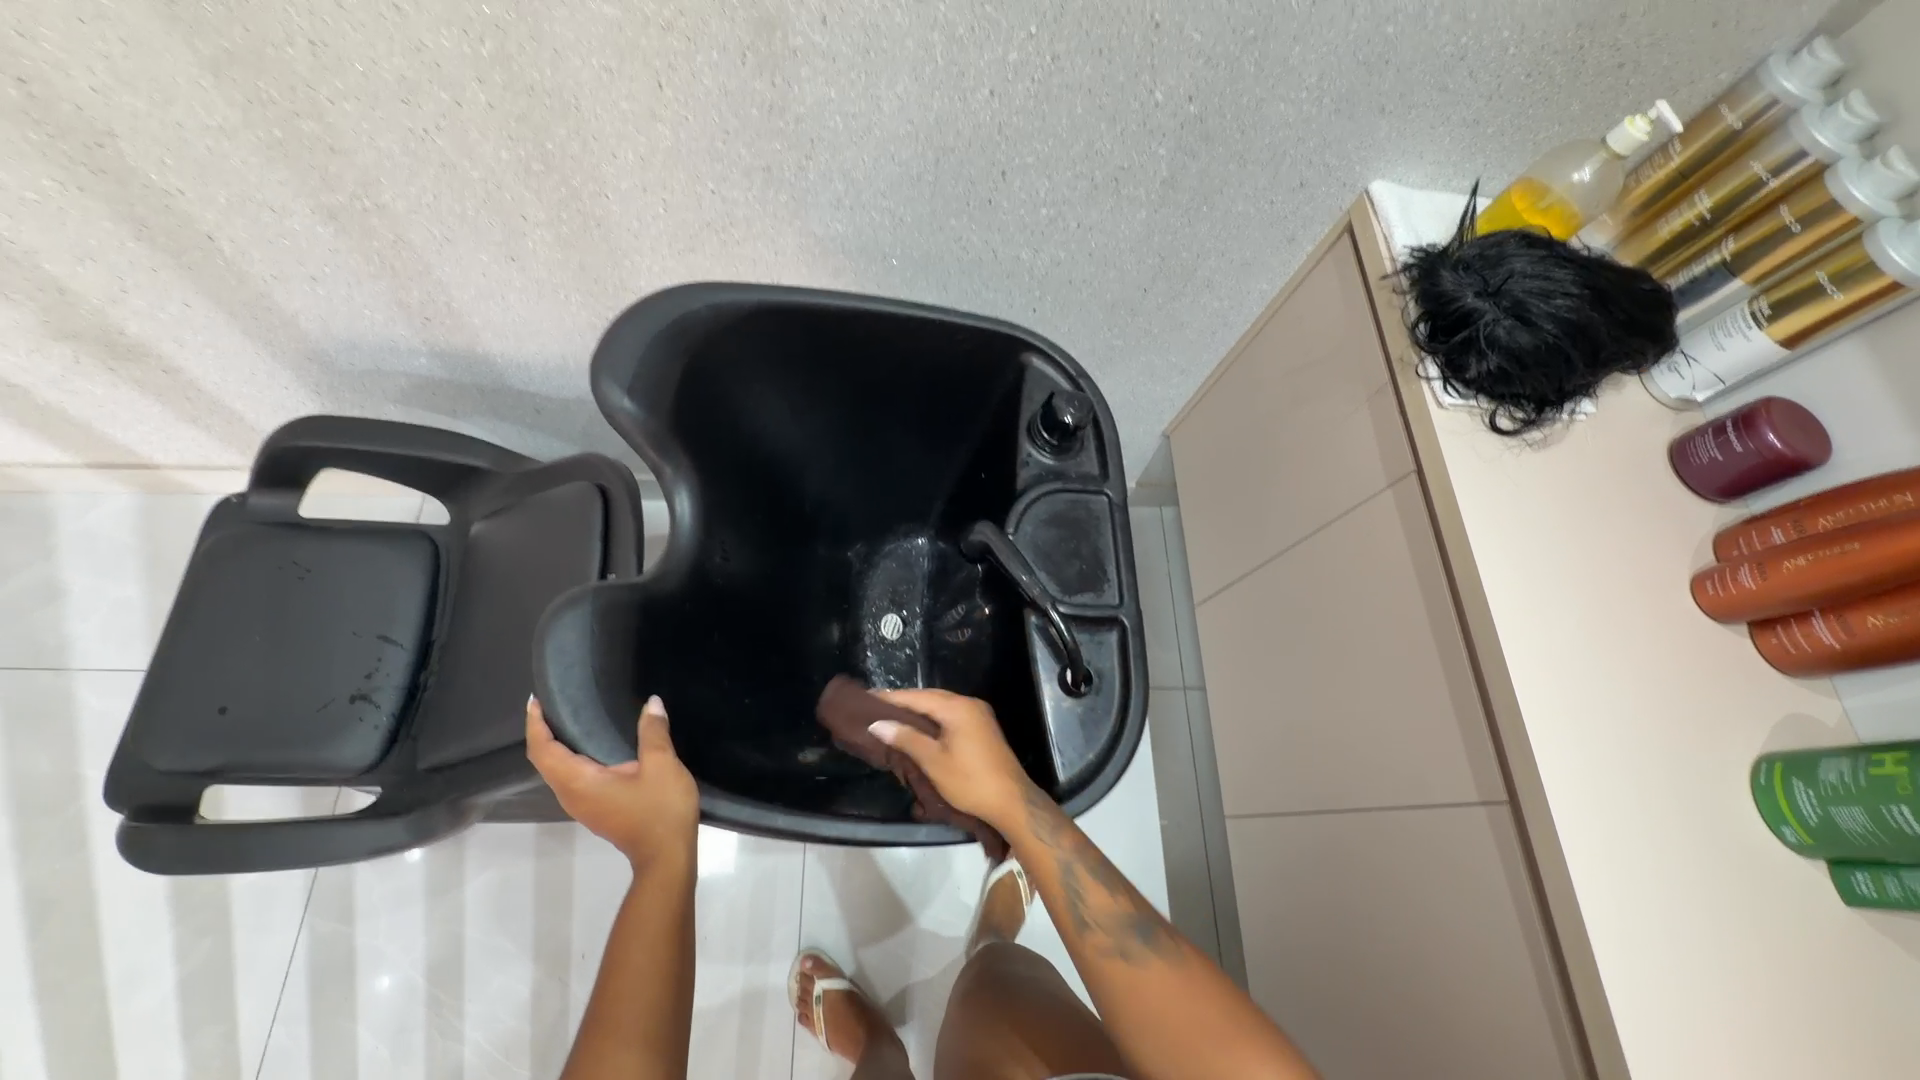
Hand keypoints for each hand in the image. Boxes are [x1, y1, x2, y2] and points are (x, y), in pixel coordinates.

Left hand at [526, 694, 699, 867]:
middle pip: (544, 760)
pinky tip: (591, 746)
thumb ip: (653, 732)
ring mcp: (581, 805)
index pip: (543, 750)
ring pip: (556, 770)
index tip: (535, 701)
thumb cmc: (660, 810)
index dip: (535, 724)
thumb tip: (652, 703)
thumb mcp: (662, 766)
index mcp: (579, 781)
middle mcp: (571, 794)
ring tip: (568, 718)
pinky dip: (570, 757)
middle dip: (542, 732)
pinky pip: (570, 777)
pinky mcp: (594, 808)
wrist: (667, 856)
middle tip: (551, 703)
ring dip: (556, 745)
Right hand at [867, 689, 1039, 833]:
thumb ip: (906, 738)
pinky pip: (951, 716)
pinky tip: (918, 729)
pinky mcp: (982, 728)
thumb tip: (877, 724)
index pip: (918, 696)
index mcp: (958, 708)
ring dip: (918, 711)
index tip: (867, 698)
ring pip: (941, 706)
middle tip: (876, 708)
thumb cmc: (970, 781)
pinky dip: (932, 719)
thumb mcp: (933, 761)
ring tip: (891, 717)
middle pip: (931, 698)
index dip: (891, 697)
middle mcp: (970, 704)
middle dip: (904, 702)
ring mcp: (979, 716)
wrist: (1011, 801)